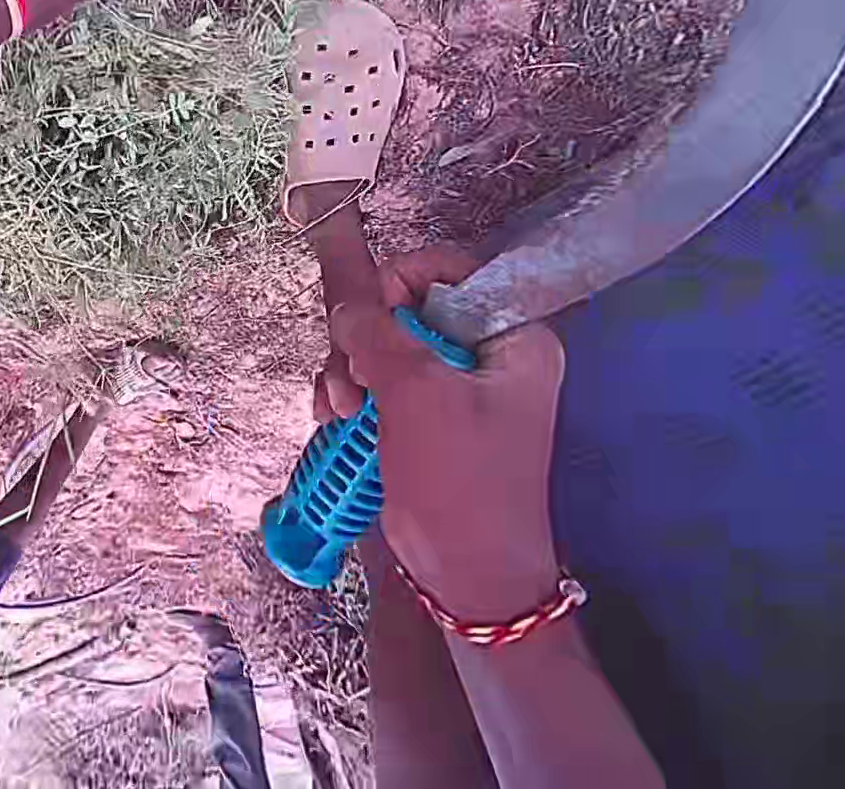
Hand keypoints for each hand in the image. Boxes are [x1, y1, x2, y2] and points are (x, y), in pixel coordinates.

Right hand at [318, 245, 566, 618]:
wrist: (462, 572)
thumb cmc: (459, 480)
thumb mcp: (417, 396)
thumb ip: (377, 334)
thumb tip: (345, 303)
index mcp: (509, 338)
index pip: (453, 271)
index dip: (404, 280)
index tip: (371, 312)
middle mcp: (478, 354)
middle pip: (405, 308)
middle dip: (365, 339)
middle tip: (352, 378)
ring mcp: (444, 384)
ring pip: (379, 344)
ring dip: (347, 370)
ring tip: (341, 409)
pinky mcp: (414, 411)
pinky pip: (370, 377)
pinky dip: (347, 392)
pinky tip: (335, 418)